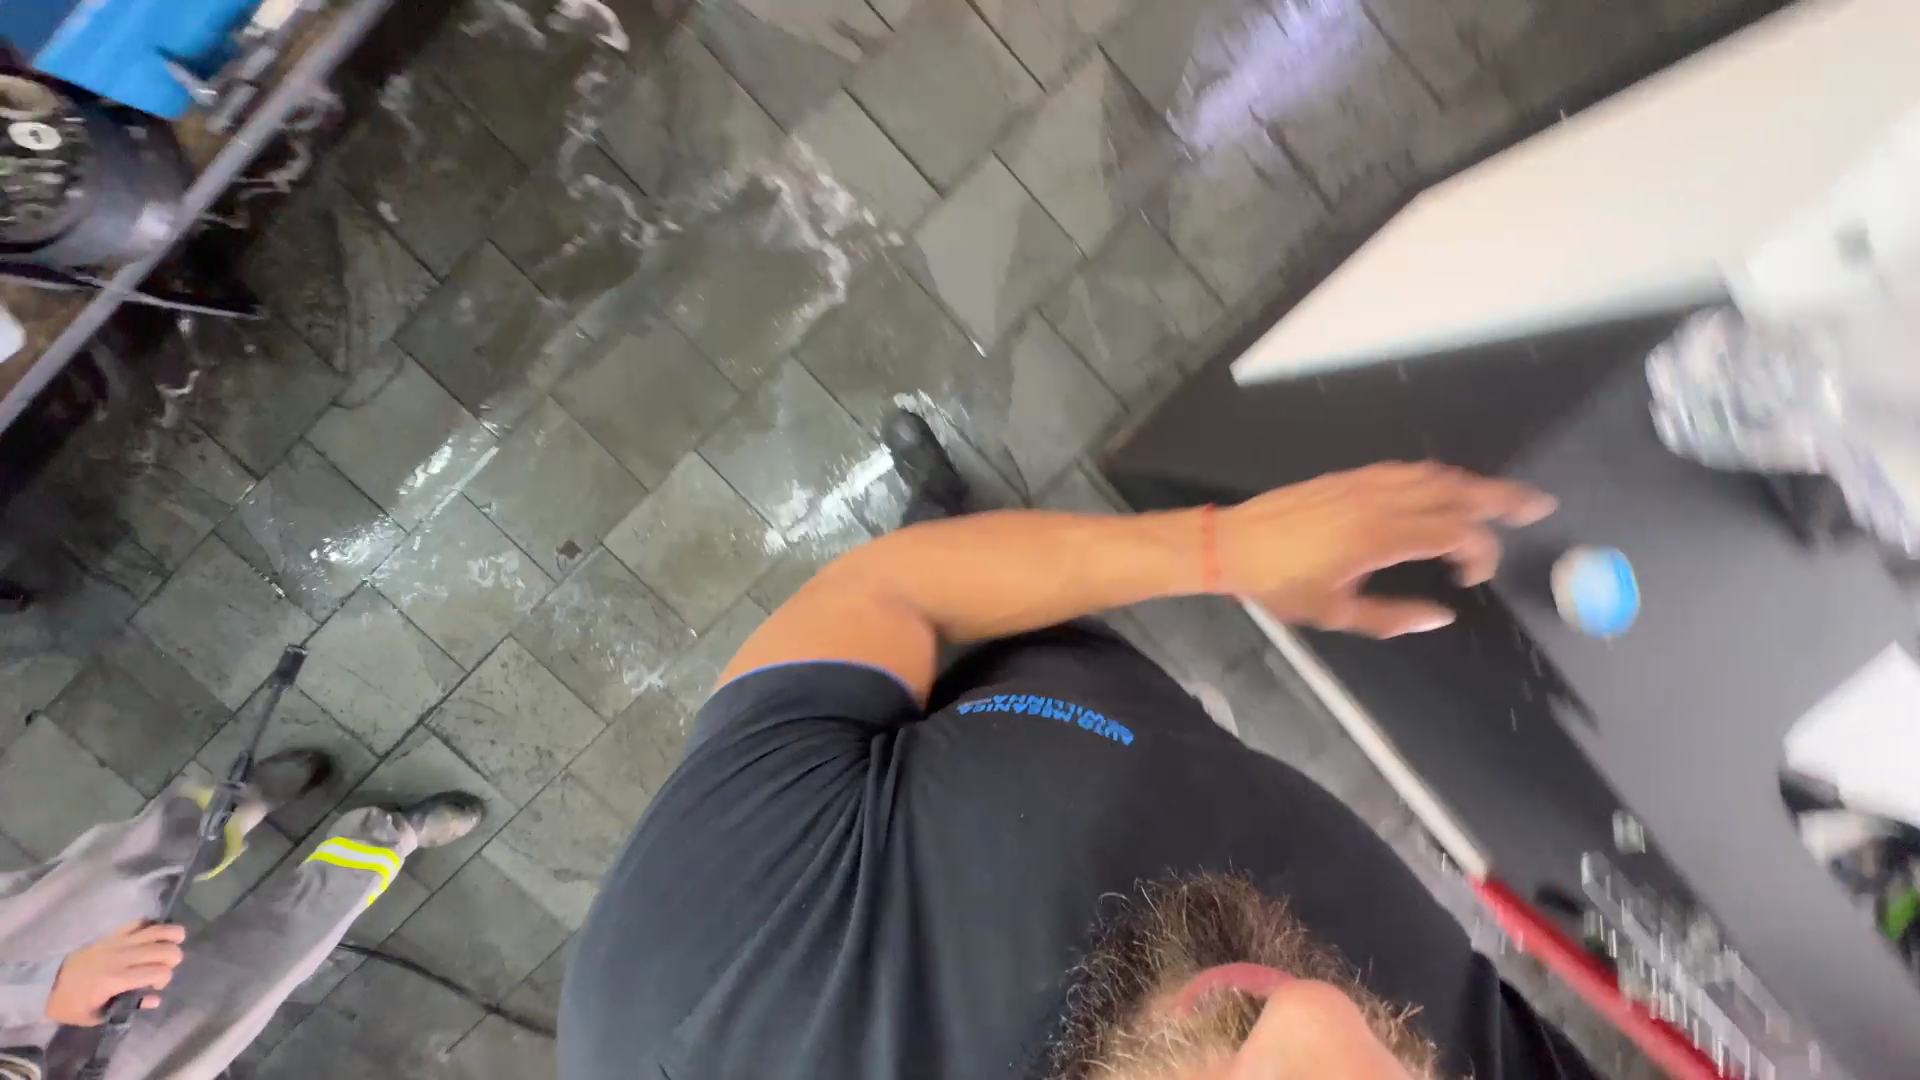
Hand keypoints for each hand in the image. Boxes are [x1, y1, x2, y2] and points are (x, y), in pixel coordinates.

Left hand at [45, 921, 186, 1025]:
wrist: (42, 986)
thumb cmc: (68, 1004)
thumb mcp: (92, 1016)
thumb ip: (127, 1008)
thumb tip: (156, 999)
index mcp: (116, 980)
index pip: (159, 972)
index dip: (165, 979)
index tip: (155, 986)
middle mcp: (122, 958)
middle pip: (166, 950)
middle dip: (173, 959)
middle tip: (164, 967)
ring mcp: (118, 943)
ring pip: (160, 930)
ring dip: (174, 936)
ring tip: (173, 943)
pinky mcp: (113, 935)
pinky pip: (141, 922)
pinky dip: (153, 926)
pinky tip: (154, 935)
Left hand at [1216, 462, 1554, 637]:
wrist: (1230, 543)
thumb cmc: (1278, 584)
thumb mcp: (1332, 612)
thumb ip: (1390, 618)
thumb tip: (1439, 617)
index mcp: (1380, 536)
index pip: (1456, 533)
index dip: (1480, 553)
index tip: (1472, 578)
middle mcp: (1377, 501)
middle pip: (1455, 490)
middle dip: (1501, 498)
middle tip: (1538, 506)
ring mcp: (1360, 483)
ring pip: (1430, 474)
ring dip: (1469, 483)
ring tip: (1497, 497)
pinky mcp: (1343, 477)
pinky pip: (1401, 469)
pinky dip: (1432, 476)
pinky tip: (1439, 488)